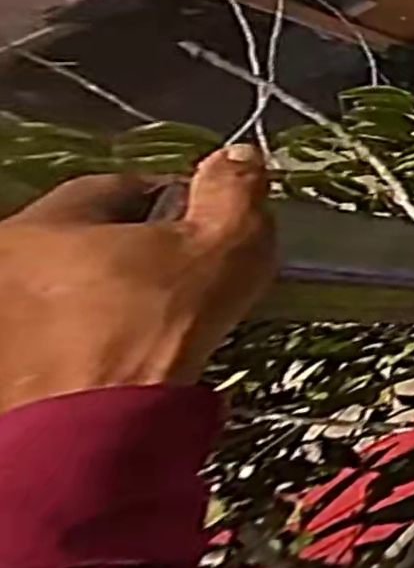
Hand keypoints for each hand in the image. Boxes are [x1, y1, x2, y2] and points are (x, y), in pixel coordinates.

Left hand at [0, 146, 277, 414]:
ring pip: (63, 276)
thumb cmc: (169, 312)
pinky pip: (50, 317)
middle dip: (135, 240)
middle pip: (82, 232)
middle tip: (188, 262)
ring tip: (159, 303)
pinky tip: (125, 335)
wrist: (103, 414)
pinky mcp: (2, 356)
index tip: (209, 223)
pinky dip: (87, 318)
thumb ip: (235, 187)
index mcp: (39, 227)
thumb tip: (236, 153)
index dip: (174, 197)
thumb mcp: (231, 237)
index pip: (115, 186)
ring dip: (108, 280)